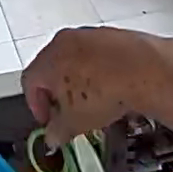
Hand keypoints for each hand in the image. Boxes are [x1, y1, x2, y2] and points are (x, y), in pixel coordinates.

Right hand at [21, 26, 172, 147]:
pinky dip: (98, 70)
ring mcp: (90, 34)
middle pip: (51, 67)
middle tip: (67, 113)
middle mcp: (66, 41)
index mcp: (49, 59)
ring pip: (75, 59)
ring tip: (92, 103)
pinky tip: (110, 88)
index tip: (47, 119)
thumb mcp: (74, 124)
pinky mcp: (111, 34)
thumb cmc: (105, 90)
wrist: (142, 70)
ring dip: (78, 80)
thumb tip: (54, 136)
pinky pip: (97, 54)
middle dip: (57, 92)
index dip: (36, 105)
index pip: (30, 81)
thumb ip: (56, 132)